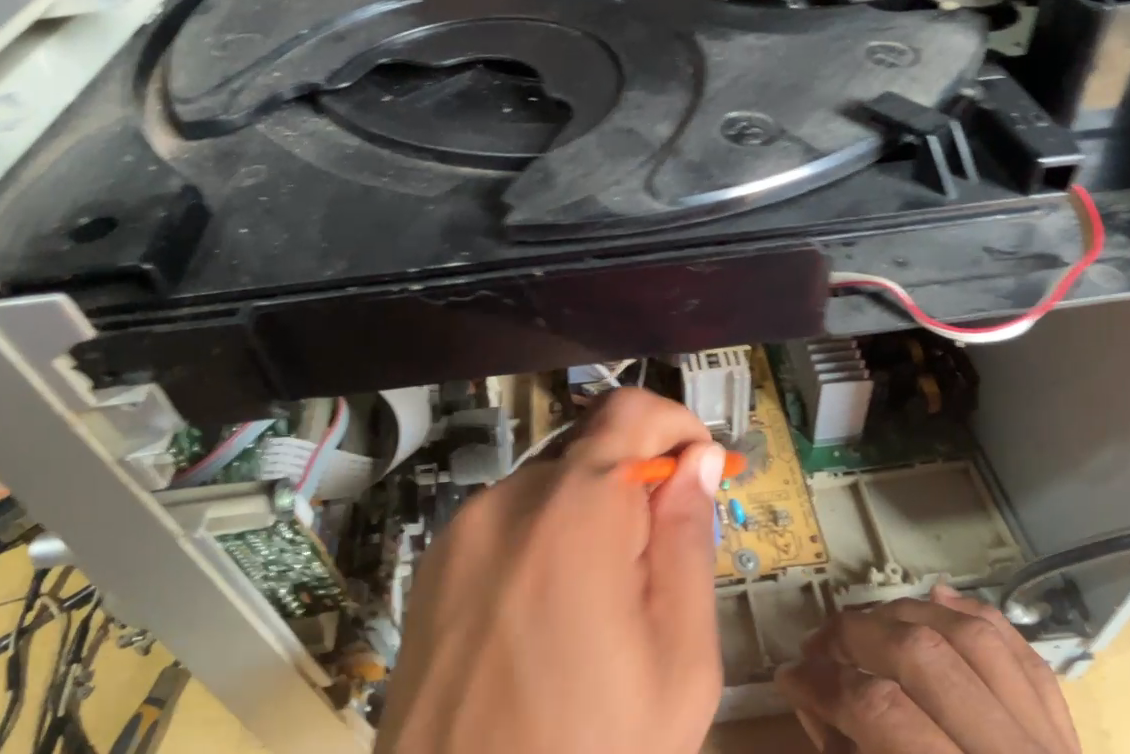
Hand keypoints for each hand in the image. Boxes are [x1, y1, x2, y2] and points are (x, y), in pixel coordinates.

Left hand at [376, 387, 726, 753]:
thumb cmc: (593, 752)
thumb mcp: (678, 660)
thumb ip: (688, 541)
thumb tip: (697, 461)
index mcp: (573, 510)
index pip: (630, 411)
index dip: (676, 428)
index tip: (700, 474)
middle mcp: (506, 502)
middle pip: (588, 455)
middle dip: (633, 491)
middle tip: (654, 573)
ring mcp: (459, 536)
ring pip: (545, 493)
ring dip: (584, 523)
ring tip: (595, 617)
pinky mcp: (429, 572)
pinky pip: (503, 529)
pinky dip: (538, 548)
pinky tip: (543, 626)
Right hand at [776, 586, 1079, 753]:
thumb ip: (844, 753)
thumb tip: (808, 688)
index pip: (881, 712)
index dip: (825, 686)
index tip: (792, 676)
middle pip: (926, 659)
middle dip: (859, 636)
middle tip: (822, 644)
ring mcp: (1048, 739)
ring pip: (973, 638)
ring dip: (908, 614)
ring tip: (866, 621)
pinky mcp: (1064, 728)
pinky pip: (1021, 651)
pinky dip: (975, 615)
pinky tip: (936, 598)